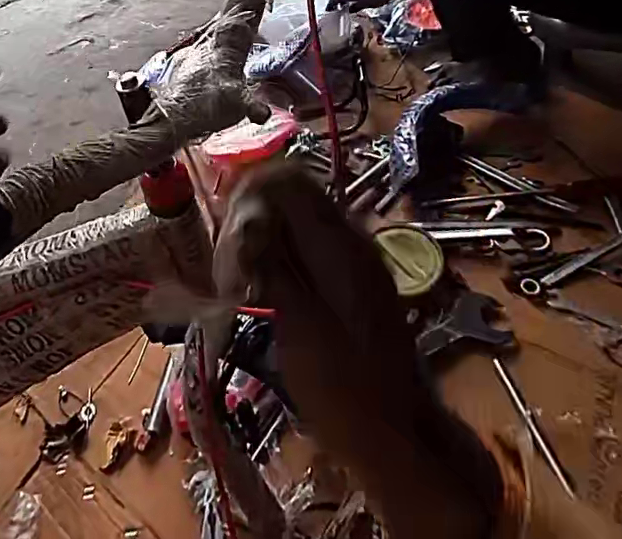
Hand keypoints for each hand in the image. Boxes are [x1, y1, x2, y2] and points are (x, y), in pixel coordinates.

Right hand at [213, 164, 419, 445]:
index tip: (224, 227)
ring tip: (240, 275)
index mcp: (338, 245)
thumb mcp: (295, 323)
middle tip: (229, 257)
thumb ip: (270, 262)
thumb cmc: (341, 387)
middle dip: (253, 214)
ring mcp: (356, 260)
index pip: (287, 180)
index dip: (248, 193)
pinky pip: (309, 244)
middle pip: (292, 194)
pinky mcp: (353, 280)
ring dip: (264, 235)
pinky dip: (281, 253)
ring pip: (298, 218)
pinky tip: (264, 286)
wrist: (397, 440)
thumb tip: (244, 215)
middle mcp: (351, 240)